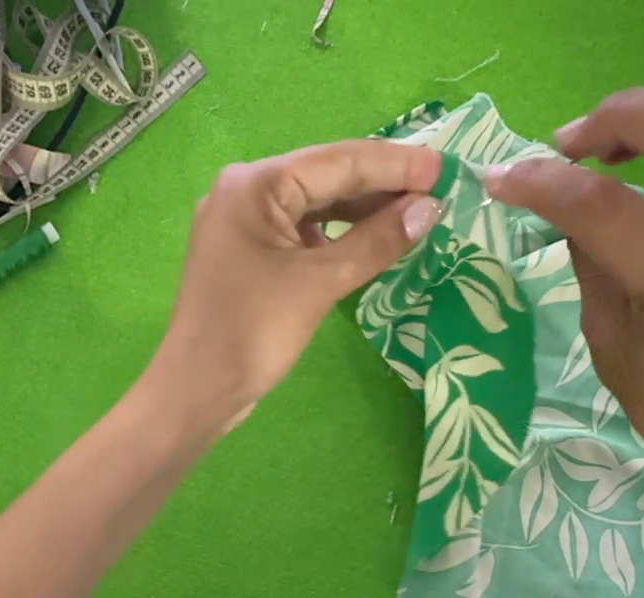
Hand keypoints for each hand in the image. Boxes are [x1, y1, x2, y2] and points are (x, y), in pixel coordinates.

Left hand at [148, 140, 445, 425]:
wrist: (197, 390)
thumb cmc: (251, 333)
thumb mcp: (318, 284)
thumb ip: (375, 242)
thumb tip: (429, 208)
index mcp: (254, 185)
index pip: (338, 161)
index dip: (396, 164)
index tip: (446, 168)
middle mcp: (244, 192)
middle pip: (325, 178)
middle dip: (381, 186)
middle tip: (438, 192)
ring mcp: (242, 225)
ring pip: (314, 207)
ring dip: (361, 212)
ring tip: (415, 216)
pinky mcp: (246, 255)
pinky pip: (300, 234)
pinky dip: (336, 238)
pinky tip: (371, 242)